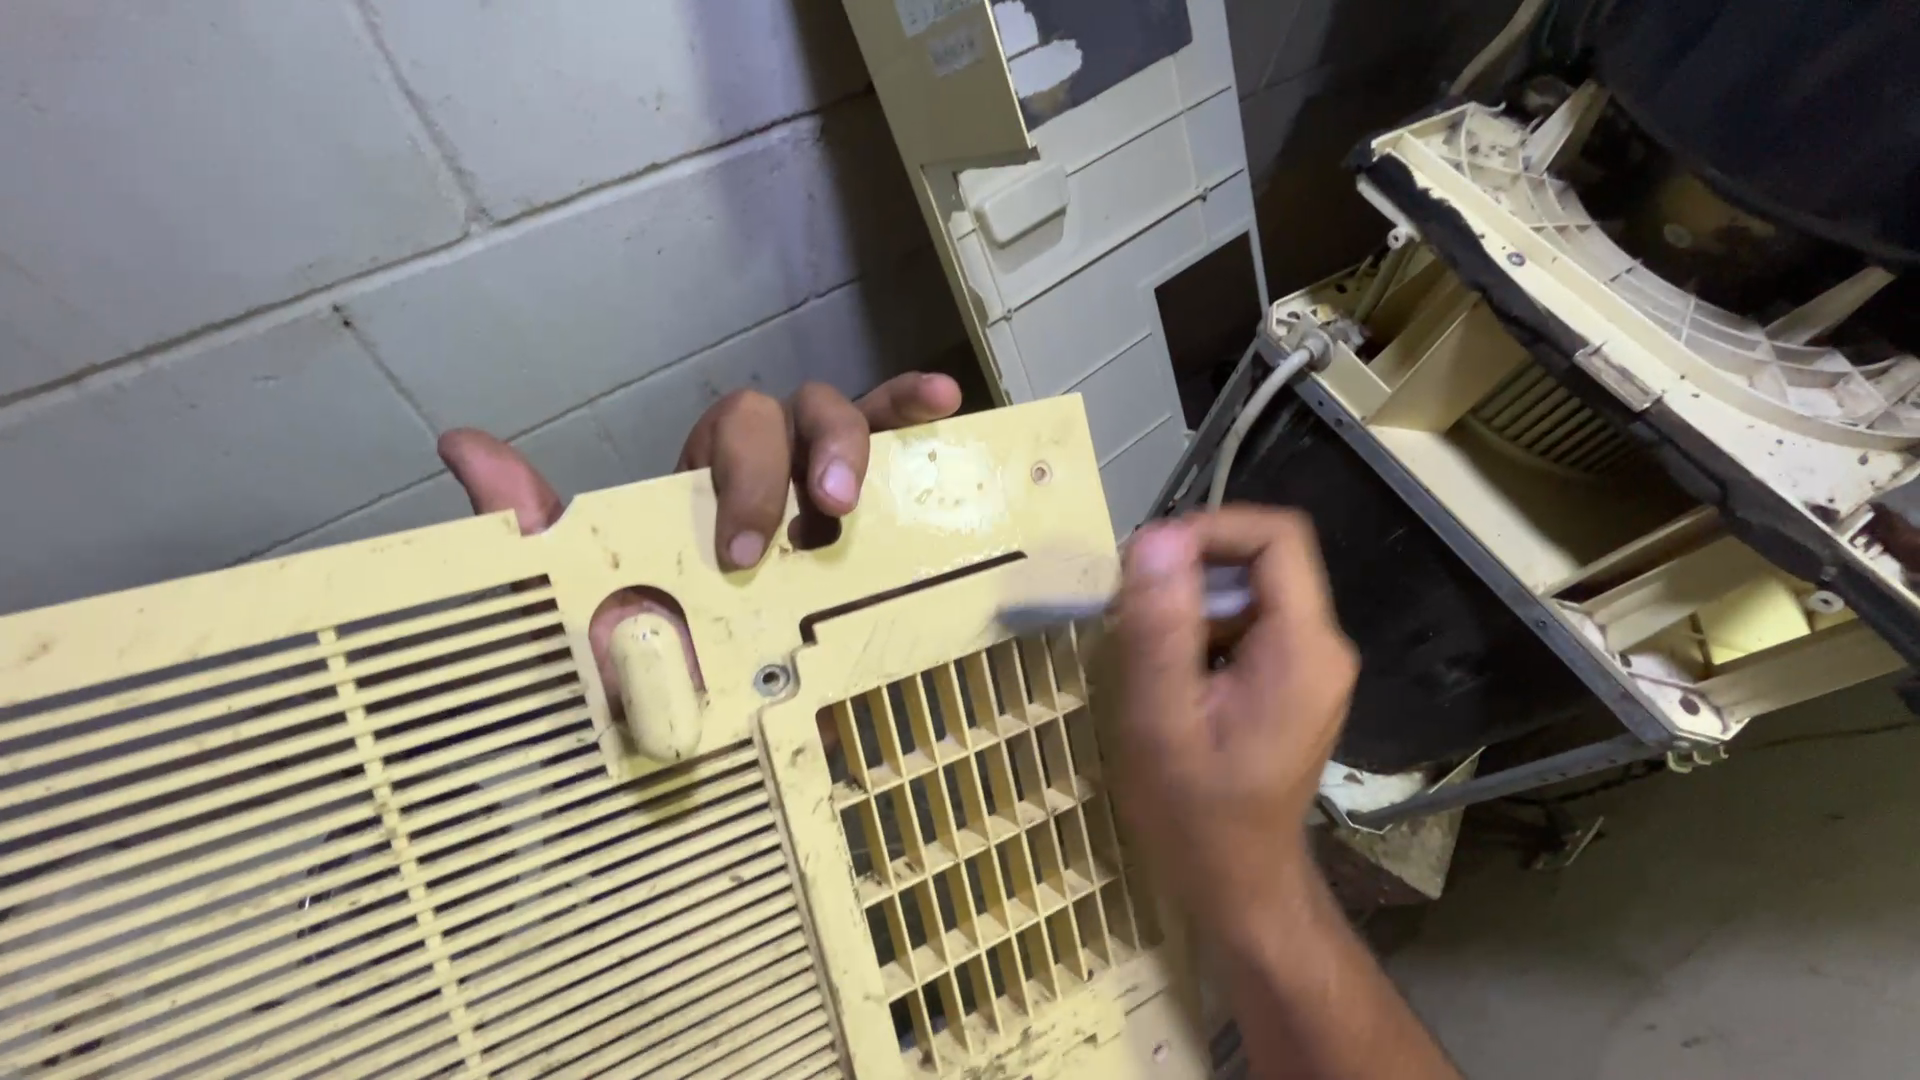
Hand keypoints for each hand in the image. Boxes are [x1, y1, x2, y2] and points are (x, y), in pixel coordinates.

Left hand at [437, 372, 961, 698]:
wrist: (719, 717)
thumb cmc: (664, 652)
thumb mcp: (592, 603)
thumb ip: (535, 529)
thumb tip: (463, 447)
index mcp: (708, 480)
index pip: (731, 433)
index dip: (744, 478)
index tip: (742, 555)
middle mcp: (772, 471)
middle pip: (795, 412)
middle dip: (805, 456)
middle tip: (817, 519)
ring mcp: (829, 490)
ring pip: (850, 418)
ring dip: (861, 439)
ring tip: (862, 492)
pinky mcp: (879, 521)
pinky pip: (905, 456)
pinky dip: (917, 421)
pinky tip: (948, 406)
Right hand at [1109, 508, 1357, 938]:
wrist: (1236, 885)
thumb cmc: (1195, 813)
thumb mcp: (1161, 718)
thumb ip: (1159, 627)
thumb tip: (1155, 536)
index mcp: (1303, 647)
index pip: (1275, 536)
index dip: (1209, 528)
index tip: (1146, 558)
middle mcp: (1319, 645)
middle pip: (1257, 562)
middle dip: (1187, 574)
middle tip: (1129, 615)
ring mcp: (1306, 664)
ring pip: (1243, 594)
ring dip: (1185, 607)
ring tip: (1142, 655)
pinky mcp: (1287, 681)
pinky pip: (1241, 626)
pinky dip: (1196, 634)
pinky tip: (1165, 678)